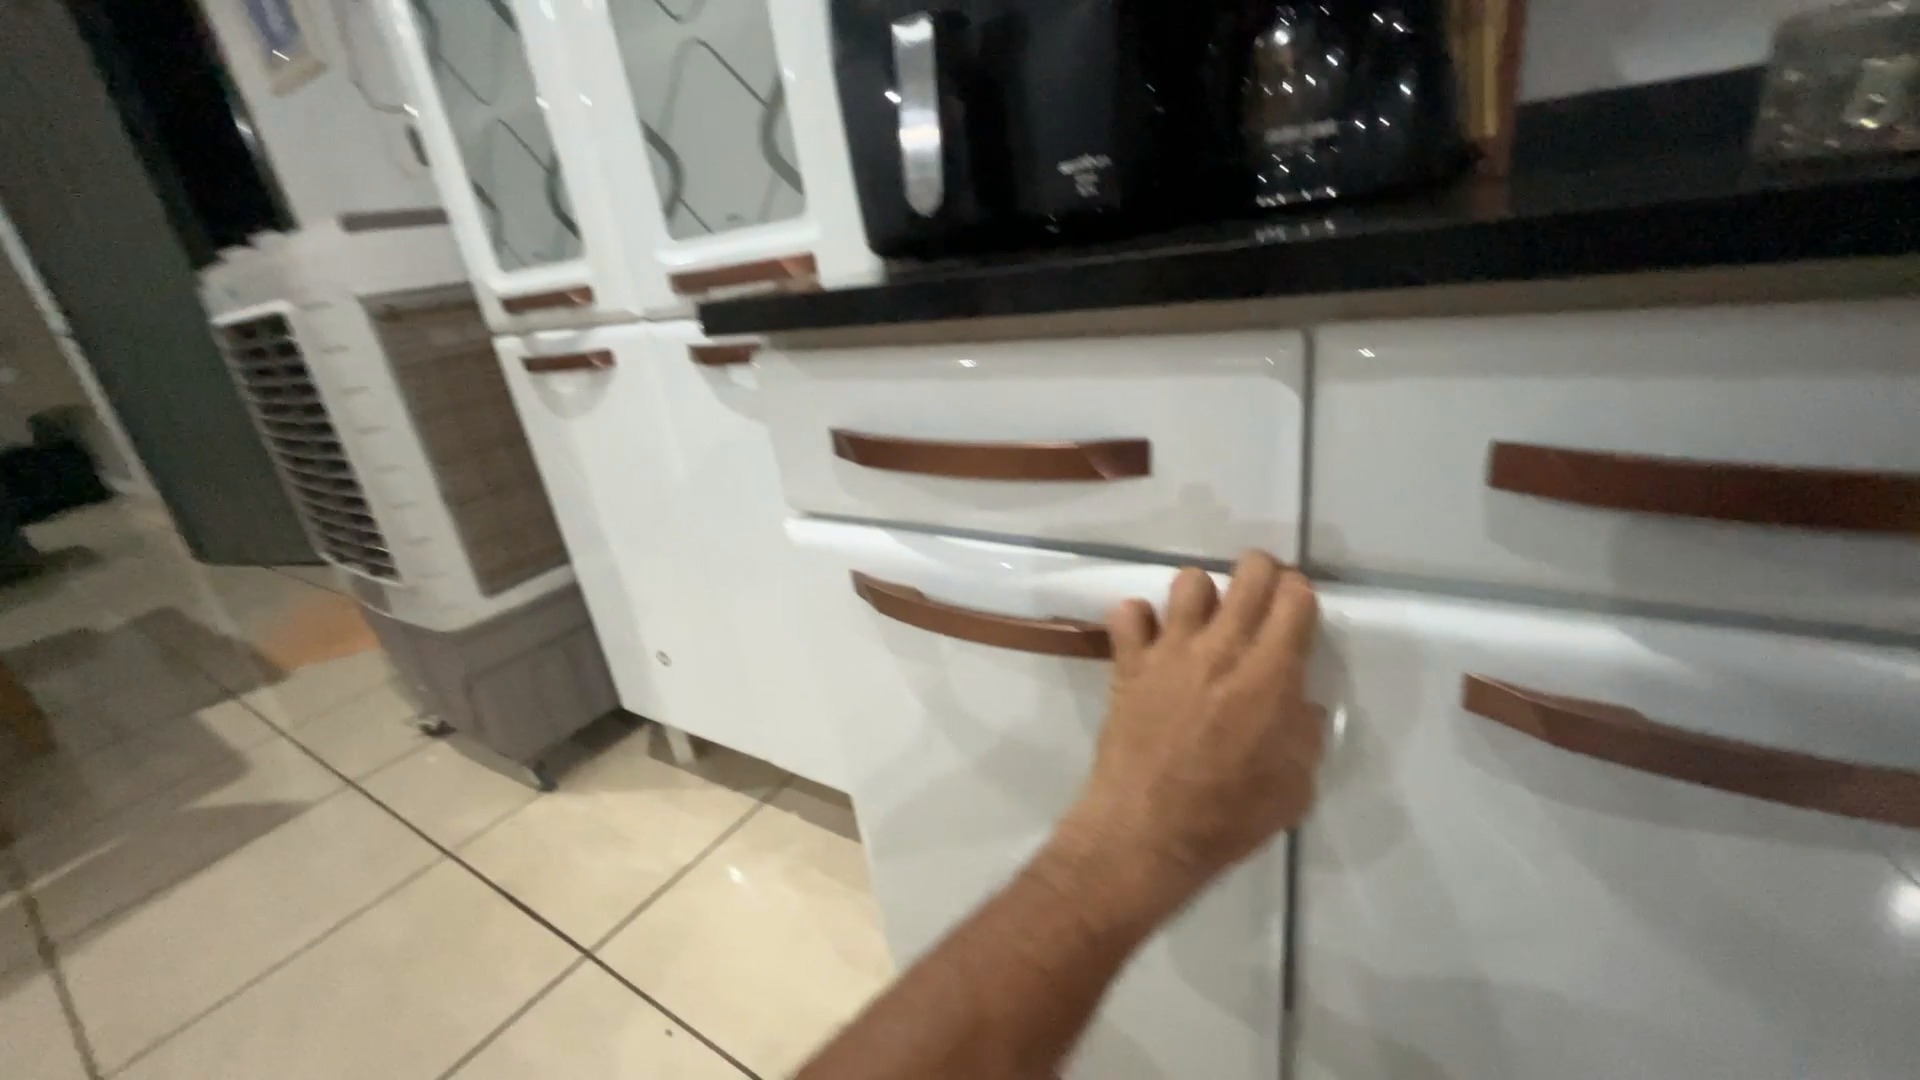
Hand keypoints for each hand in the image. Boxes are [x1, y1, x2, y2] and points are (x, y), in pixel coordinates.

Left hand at [1057, 552, 1322, 902]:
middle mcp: (1220, 648)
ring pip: (1188, 581)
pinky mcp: (1128, 663)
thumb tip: (1296, 701)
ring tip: (1203, 620)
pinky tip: (1148, 641)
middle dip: (1261, 572)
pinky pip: (1128, 614)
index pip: (1294, 599)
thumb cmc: (1229, 816)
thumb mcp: (1295, 785)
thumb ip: (1302, 732)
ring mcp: (1169, 651)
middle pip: (1248, 574)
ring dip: (1202, 593)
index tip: (1296, 607)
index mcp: (1270, 675)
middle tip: (1260, 593)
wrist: (1148, 829)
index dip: (1299, 594)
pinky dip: (1138, 619)